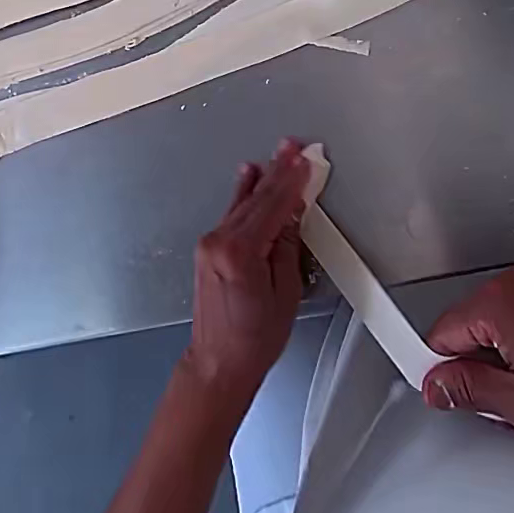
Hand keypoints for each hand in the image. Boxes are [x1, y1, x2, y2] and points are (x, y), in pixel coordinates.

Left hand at [182, 138, 309, 398]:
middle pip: (258, 198)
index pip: (274, 205)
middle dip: (279, 170)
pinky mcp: (207, 249)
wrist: (218, 365)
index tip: (306, 162)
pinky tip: (249, 177)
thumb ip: (288, 245)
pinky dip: (244, 193)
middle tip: (294, 147)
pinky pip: (231, 213)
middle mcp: (220, 242)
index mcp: (241, 252)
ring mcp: (210, 244)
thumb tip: (293, 214)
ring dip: (263, 177)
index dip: (293, 181)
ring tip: (278, 155)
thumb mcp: (286, 292)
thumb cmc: (252, 340)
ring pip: (243, 202)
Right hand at [422, 268, 513, 468]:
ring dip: (499, 364)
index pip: (439, 331)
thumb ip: (469, 391)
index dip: (437, 369)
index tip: (439, 391)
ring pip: (491, 330)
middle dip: (472, 368)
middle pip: (464, 328)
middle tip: (500, 406)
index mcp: (499, 303)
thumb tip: (440, 384)